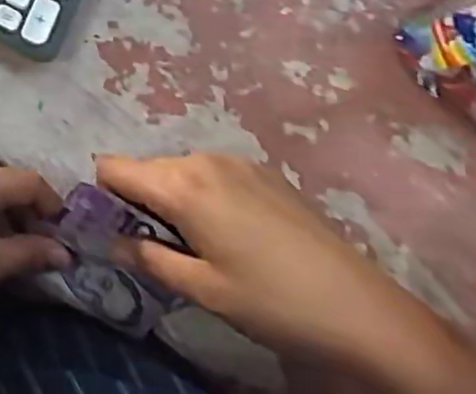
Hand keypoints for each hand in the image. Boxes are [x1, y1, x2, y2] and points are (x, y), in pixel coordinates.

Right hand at [99, 155, 475, 392]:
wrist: (371, 315)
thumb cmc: (275, 303)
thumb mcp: (203, 290)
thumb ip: (145, 257)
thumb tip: (104, 240)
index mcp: (180, 184)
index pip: (110, 166)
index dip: (104, 196)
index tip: (120, 230)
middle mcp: (201, 159)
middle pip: (144, 168)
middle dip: (140, 200)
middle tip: (164, 247)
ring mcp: (235, 161)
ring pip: (176, 170)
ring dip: (174, 198)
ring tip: (204, 243)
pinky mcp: (262, 171)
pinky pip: (209, 173)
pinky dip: (204, 195)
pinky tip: (236, 233)